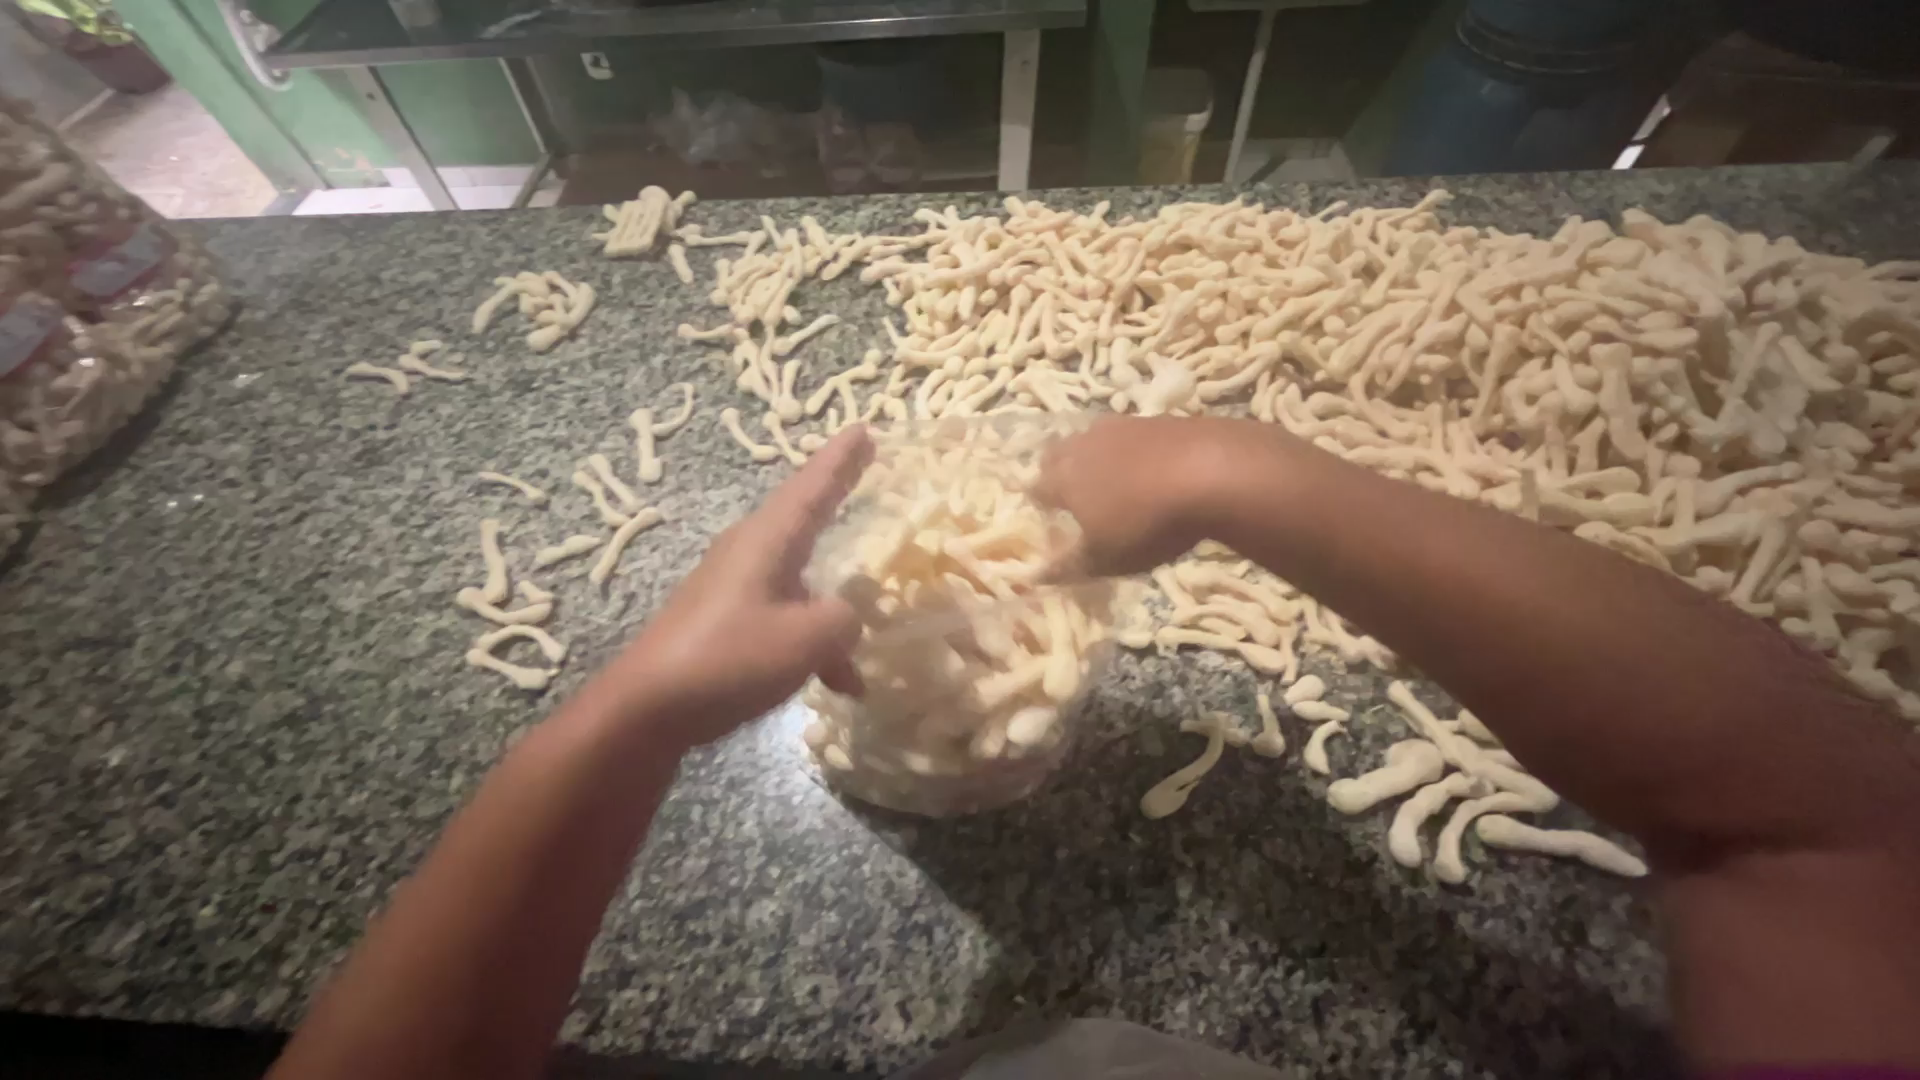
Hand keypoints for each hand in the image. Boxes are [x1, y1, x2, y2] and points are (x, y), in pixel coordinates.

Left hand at [593, 426, 873, 746]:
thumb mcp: (806, 638)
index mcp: (767, 541)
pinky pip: (785, 617)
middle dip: (836, 497)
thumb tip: (847, 617)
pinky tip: (835, 685)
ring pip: (802, 581)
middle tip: (864, 467)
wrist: (647, 709)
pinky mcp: (727, 621)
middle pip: (804, 518)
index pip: (812, 487)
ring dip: (834, 609)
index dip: (841, 460)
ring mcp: (736, 588)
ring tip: (862, 651)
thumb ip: (843, 619)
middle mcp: (750, 553)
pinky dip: (813, 642)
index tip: (864, 429)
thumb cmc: (729, 658)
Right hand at [1033, 415, 1243, 578]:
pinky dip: (1132, 450)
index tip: (1050, 516)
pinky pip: (1130, 434)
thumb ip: (1068, 567)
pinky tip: (1151, 467)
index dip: (1040, 502)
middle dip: (1059, 471)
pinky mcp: (1156, 418)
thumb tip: (1035, 577)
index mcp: (1063, 478)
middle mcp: (1083, 445)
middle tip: (1074, 493)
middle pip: (1058, 453)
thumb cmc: (1147, 523)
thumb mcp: (1106, 558)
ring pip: (1093, 438)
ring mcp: (1121, 426)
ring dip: (1095, 455)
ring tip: (1113, 478)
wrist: (1213, 472)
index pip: (1037, 487)